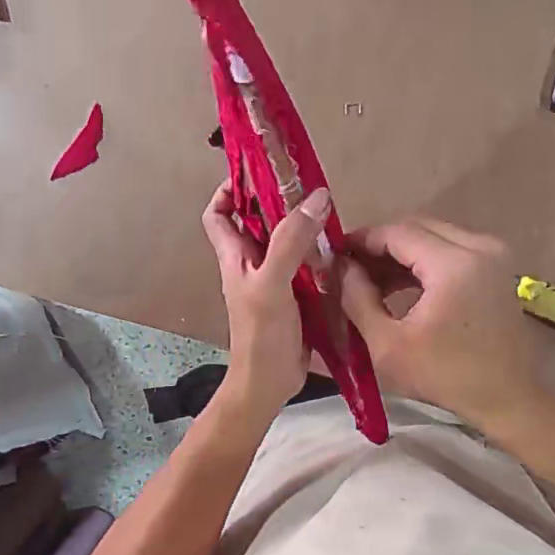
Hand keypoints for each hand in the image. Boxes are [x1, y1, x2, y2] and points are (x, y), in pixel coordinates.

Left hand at [201, 181, 329, 418]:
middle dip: (275, 200)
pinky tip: (337, 246)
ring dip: (299, 225)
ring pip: (281, 242)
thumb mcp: (271, 284)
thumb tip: (315, 198)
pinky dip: (316, 251)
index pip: (218, 215)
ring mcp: (271, 280)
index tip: (256, 172)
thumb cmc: (262, 335)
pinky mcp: (292, 296)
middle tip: (306, 183)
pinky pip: (302, 264)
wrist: (269, 382)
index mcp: (234, 258)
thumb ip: (289, 242)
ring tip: (327, 208)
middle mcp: (249, 265)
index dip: (228, 191)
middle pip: (255, 222)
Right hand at [338, 216, 543, 423]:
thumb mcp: (386, 343)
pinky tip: (398, 287)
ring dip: (399, 252)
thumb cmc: (442, 375)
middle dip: (379, 244)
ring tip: (368, 280)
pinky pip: (450, 249)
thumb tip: (340, 268)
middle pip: (416, 227)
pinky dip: (421, 261)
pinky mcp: (496, 269)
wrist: (505, 398)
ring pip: (433, 236)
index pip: (397, 232)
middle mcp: (479, 247)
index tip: (333, 255)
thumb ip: (357, 298)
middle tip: (348, 267)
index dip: (361, 240)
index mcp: (453, 264)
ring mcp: (493, 256)